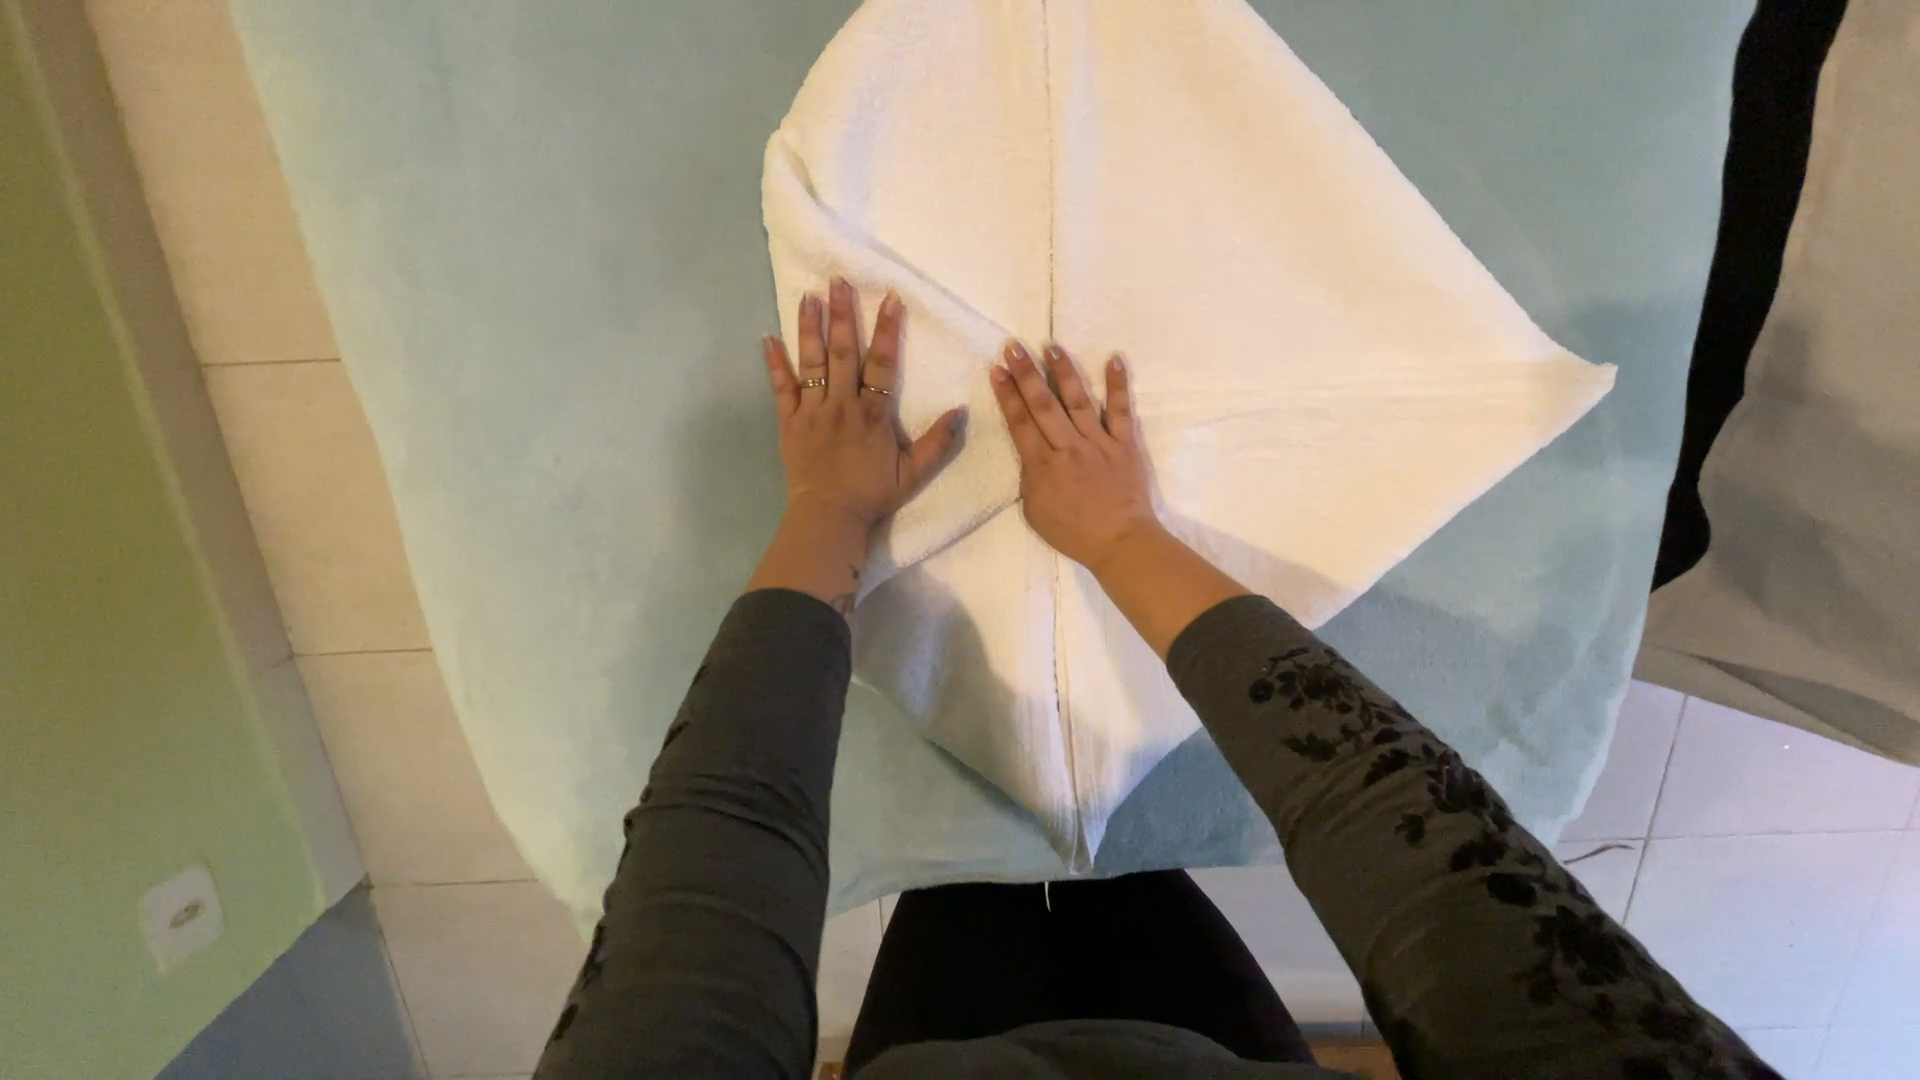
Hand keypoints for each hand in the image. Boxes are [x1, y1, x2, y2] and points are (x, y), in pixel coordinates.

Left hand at [762, 278, 962, 530]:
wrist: (829, 516)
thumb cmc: (871, 494)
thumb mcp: (914, 474)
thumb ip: (937, 443)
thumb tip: (960, 411)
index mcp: (872, 413)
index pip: (882, 364)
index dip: (887, 330)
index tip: (891, 298)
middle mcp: (841, 404)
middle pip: (842, 352)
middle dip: (842, 315)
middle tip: (838, 281)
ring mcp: (812, 411)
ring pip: (811, 363)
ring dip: (810, 328)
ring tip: (809, 296)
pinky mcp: (789, 422)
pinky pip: (781, 388)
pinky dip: (774, 363)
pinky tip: (768, 337)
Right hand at [989, 341, 1158, 569]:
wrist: (1120, 543)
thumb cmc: (1073, 533)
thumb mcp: (1034, 512)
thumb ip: (1030, 479)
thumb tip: (1031, 454)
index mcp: (1042, 466)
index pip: (1020, 423)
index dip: (1007, 395)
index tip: (997, 370)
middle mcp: (1068, 448)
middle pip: (1044, 405)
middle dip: (1027, 374)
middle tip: (1014, 347)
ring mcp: (1098, 443)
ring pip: (1078, 401)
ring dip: (1064, 372)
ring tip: (1052, 347)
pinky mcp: (1125, 444)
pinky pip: (1122, 411)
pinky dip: (1118, 385)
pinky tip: (1114, 359)